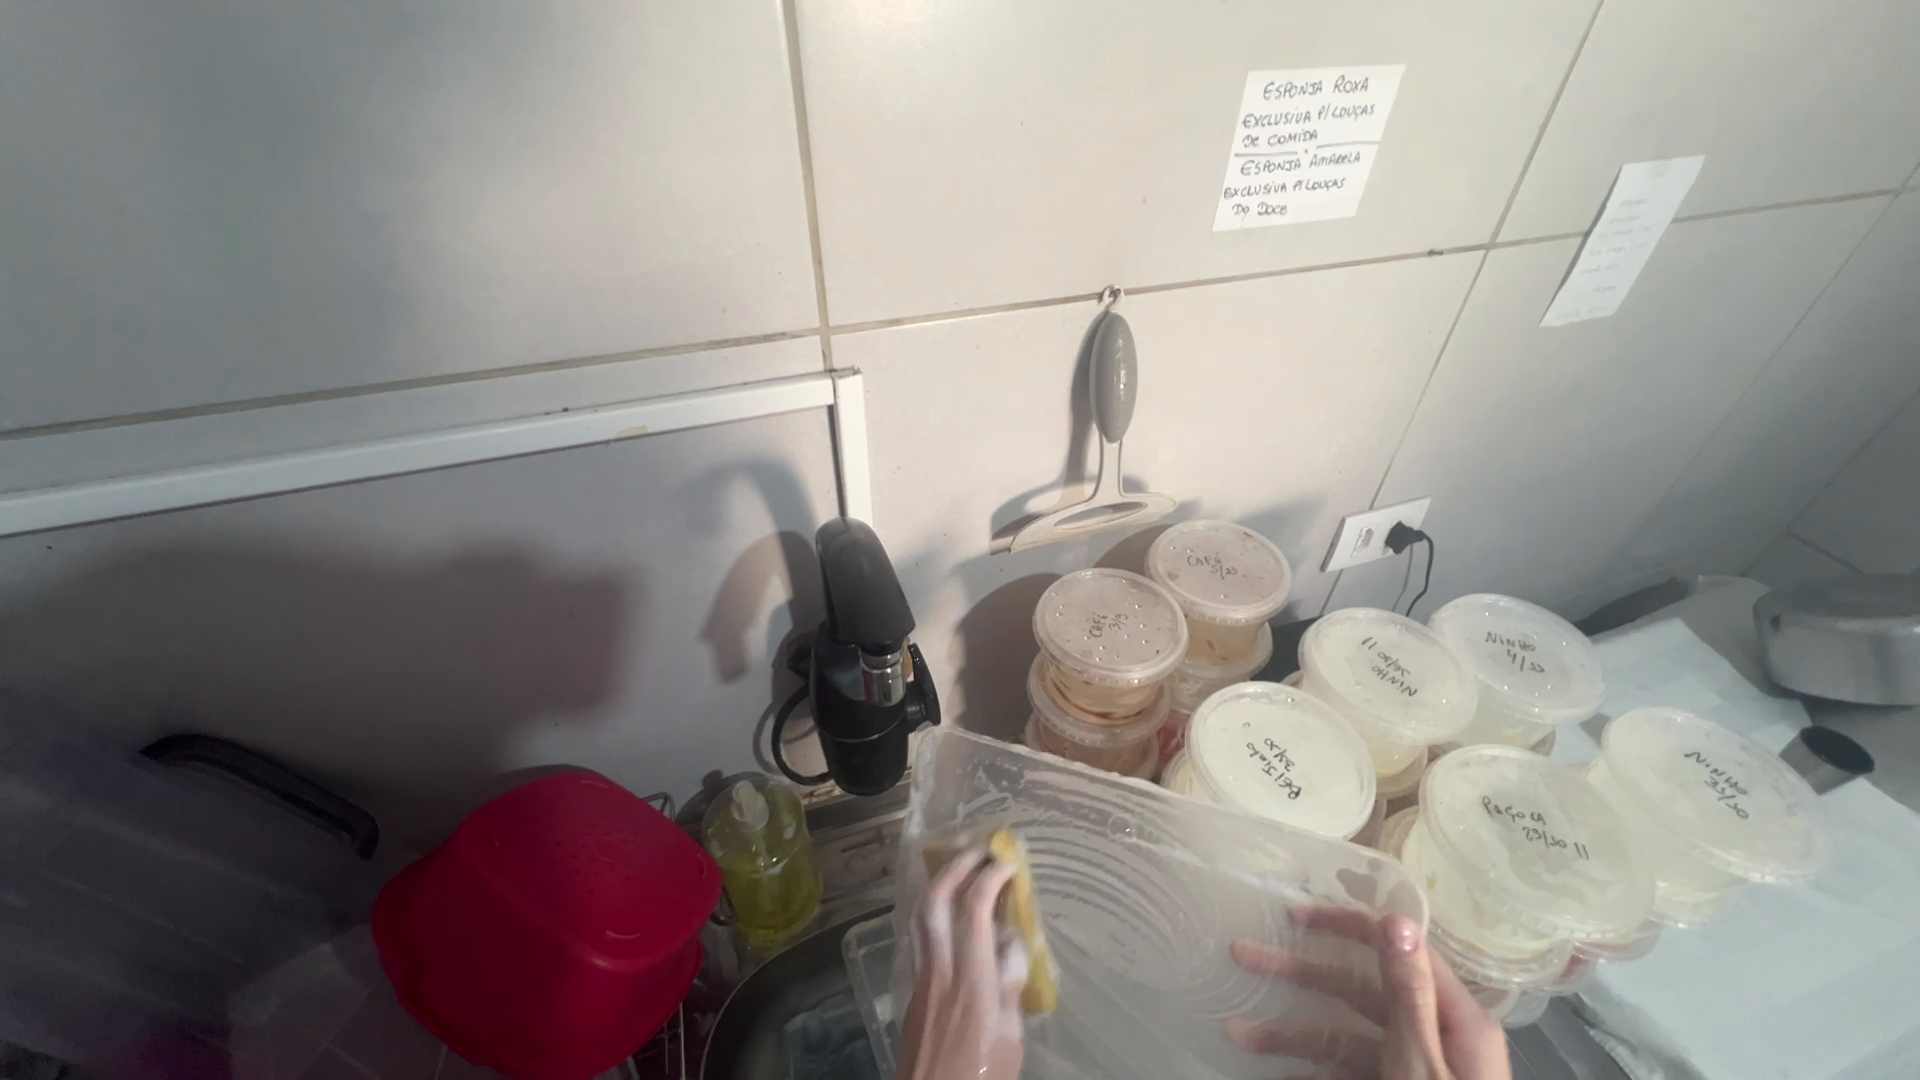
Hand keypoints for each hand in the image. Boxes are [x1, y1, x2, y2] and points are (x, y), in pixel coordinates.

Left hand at [897, 847, 1028, 1079]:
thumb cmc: (981, 1078)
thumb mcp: (1010, 1038)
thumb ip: (1009, 985)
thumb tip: (1010, 943)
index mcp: (970, 981)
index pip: (973, 911)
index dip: (989, 879)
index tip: (1007, 864)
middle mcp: (939, 971)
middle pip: (935, 902)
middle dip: (956, 867)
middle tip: (978, 850)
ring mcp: (920, 979)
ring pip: (919, 916)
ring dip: (938, 883)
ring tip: (959, 867)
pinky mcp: (911, 991)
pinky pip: (918, 935)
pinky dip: (932, 911)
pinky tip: (947, 911)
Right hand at [1226, 909, 1509, 1079]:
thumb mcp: (1421, 1062)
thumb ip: (1408, 992)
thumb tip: (1397, 917)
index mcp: (1452, 1016)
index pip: (1396, 946)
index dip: (1343, 924)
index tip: (1291, 917)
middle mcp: (1433, 1033)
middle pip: (1357, 987)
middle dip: (1296, 974)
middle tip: (1241, 955)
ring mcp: (1412, 1066)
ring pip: (1343, 1033)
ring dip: (1289, 1032)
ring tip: (1236, 1033)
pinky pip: (1347, 1069)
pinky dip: (1310, 1070)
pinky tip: (1272, 1072)